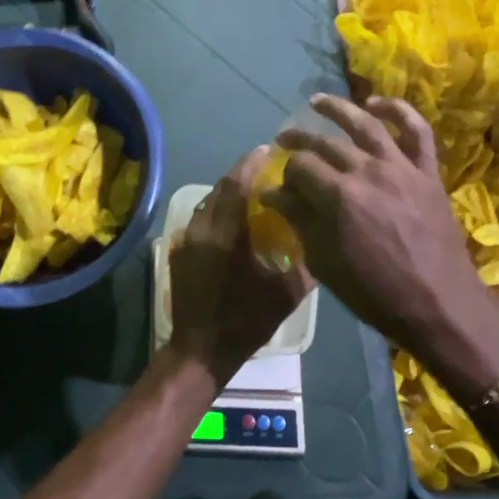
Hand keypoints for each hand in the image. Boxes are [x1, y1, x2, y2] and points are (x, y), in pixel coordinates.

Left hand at [168, 147, 313, 385]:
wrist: (200, 350)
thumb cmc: (246, 321)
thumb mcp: (286, 293)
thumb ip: (303, 262)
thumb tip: (320, 238)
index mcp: (226, 235)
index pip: (237, 185)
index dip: (252, 163)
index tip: (269, 149)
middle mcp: (201, 229)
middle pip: (220, 188)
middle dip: (241, 173)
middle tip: (265, 166)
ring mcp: (186, 240)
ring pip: (207, 203)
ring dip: (228, 192)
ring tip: (253, 191)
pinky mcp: (179, 252)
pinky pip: (199, 220)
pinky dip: (217, 211)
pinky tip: (233, 220)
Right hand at [270, 95, 498, 396]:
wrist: (438, 305)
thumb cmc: (374, 292)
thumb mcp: (324, 262)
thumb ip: (299, 220)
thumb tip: (272, 193)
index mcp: (338, 197)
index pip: (300, 166)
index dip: (285, 173)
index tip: (280, 185)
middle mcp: (368, 171)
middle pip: (325, 144)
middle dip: (299, 140)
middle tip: (284, 140)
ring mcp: (401, 168)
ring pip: (366, 123)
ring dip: (339, 108)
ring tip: (317, 101)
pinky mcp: (426, 172)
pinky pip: (416, 131)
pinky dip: (398, 111)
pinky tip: (377, 104)